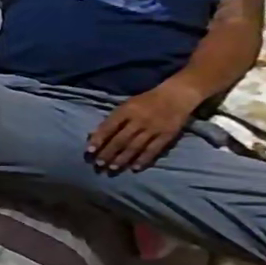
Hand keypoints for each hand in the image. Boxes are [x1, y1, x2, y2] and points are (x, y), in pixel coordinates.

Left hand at [86, 82, 200, 171]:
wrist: (177, 95)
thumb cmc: (145, 101)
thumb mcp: (125, 106)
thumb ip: (111, 120)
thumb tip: (93, 135)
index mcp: (125, 111)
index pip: (108, 127)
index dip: (98, 140)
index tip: (89, 151)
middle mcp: (139, 120)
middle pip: (121, 140)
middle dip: (108, 153)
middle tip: (98, 164)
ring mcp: (154, 128)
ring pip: (135, 147)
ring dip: (123, 159)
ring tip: (112, 169)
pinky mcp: (168, 135)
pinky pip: (154, 149)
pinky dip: (144, 159)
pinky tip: (134, 168)